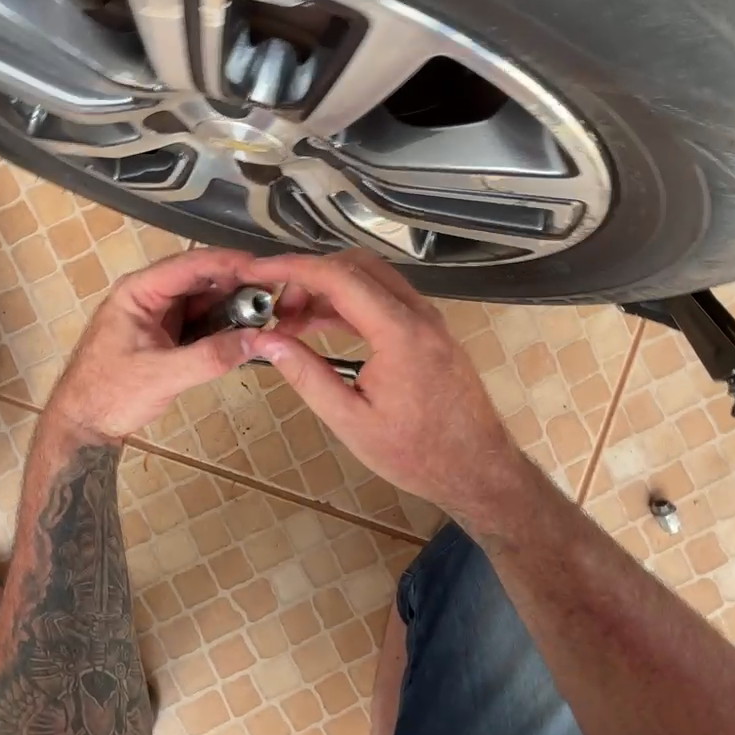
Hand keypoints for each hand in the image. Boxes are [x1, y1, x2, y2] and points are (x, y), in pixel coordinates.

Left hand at [46, 247, 264, 440]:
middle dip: (239, 286)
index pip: (191, 264)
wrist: (83, 424)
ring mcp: (159, 315)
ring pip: (205, 301)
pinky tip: (248, 334)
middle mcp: (150, 295)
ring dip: (235, 308)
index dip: (230, 263)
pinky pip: (201, 323)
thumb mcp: (162, 375)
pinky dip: (224, 327)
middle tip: (278, 297)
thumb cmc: (110, 394)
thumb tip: (258, 341)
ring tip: (272, 316)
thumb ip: (209, 357)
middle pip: (202, 280)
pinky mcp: (166, 335)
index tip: (266, 268)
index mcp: (139, 291)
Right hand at [247, 250, 538, 520]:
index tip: (257, 272)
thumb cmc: (414, 453)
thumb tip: (263, 341)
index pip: (338, 277)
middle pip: (355, 265)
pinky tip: (322, 326)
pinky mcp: (429, 329)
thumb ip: (305, 375)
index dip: (292, 268)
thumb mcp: (350, 420)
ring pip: (371, 277)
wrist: (477, 469)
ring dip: (328, 288)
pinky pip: (384, 297)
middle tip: (276, 310)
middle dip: (308, 276)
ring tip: (292, 322)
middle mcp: (418, 313)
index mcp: (399, 332)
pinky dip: (349, 301)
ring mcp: (428, 318)